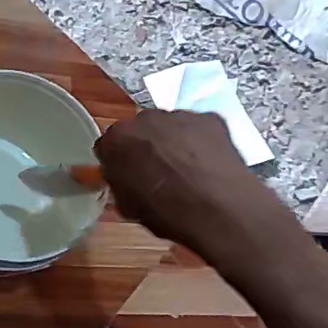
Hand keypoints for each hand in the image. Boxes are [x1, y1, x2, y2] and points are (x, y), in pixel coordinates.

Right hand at [95, 110, 291, 255]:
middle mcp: (146, 119)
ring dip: (171, 143)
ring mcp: (180, 115)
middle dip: (144, 148)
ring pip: (169, 127)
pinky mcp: (210, 118)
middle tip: (155, 174)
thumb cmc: (168, 212)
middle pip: (139, 131)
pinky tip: (205, 166)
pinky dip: (198, 142)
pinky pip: (196, 128)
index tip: (125, 174)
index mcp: (117, 139)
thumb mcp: (129, 206)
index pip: (109, 145)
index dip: (117, 162)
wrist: (219, 210)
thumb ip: (118, 183)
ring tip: (185, 172)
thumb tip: (118, 177)